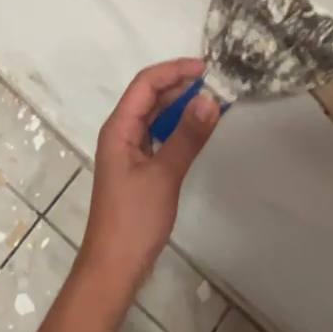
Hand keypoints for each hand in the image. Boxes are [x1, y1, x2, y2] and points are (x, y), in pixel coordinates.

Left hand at [78, 58, 219, 292]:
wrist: (115, 264)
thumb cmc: (134, 219)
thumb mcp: (164, 175)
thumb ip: (187, 136)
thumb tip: (211, 99)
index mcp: (118, 128)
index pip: (145, 84)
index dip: (174, 70)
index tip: (207, 68)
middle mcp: (120, 133)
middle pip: (148, 96)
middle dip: (180, 84)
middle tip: (217, 83)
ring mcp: (128, 150)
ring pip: (154, 115)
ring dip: (180, 105)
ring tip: (213, 100)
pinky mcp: (138, 167)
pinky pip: (158, 135)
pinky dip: (178, 127)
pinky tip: (198, 129)